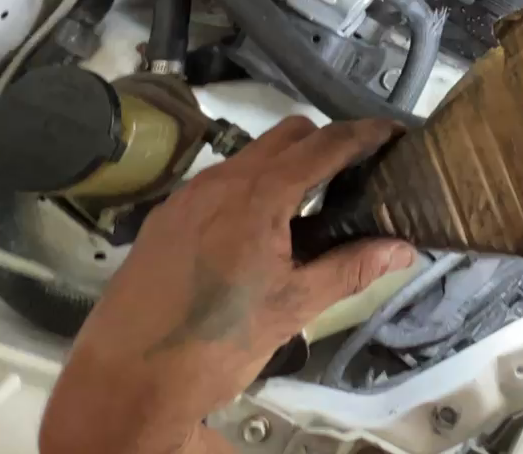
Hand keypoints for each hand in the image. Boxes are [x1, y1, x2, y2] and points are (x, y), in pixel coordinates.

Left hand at [41, 118, 415, 453]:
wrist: (116, 390)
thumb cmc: (214, 348)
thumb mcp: (294, 308)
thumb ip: (352, 267)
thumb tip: (405, 250)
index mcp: (259, 195)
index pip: (326, 144)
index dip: (367, 133)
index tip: (395, 133)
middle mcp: (222, 179)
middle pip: (291, 134)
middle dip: (328, 143)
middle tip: (356, 174)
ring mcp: (189, 194)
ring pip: (254, 154)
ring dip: (289, 164)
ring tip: (310, 207)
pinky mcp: (166, 215)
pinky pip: (222, 179)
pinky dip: (254, 186)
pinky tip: (259, 232)